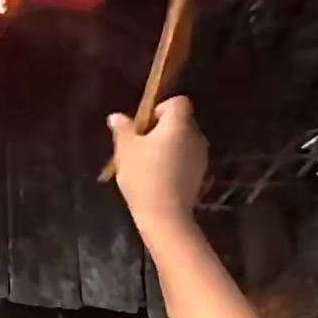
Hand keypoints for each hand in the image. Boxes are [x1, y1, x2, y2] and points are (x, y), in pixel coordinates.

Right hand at [107, 97, 206, 231]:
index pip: (178, 102)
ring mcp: (201, 157)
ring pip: (184, 141)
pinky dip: (174, 161)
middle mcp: (196, 136)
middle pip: (181, 121)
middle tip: (140, 145)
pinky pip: (186, 158)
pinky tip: (158, 177)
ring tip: (147, 163)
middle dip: (162, 128)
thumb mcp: (125, 150)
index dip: (161, 108)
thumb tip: (116, 116)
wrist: (165, 215)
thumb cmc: (143, 176)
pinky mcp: (200, 174)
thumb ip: (123, 129)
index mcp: (179, 124)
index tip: (144, 125)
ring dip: (168, 146)